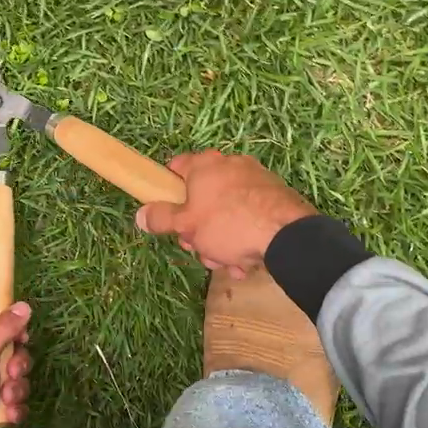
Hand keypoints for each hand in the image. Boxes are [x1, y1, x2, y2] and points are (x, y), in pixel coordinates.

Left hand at [0, 301, 33, 427]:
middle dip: (16, 366)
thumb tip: (24, 305)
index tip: (22, 338)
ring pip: (14, 378)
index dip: (10, 331)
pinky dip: (14, 408)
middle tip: (12, 374)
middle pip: (9, 353)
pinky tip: (9, 415)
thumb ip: (4, 330)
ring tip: (7, 399)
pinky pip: (14, 401)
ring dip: (16, 389)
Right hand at [135, 150, 317, 275]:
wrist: (287, 235)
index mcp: (204, 164)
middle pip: (201, 196)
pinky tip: (245, 261)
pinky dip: (243, 236)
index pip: (175, 167)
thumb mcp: (186, 225)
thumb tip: (141, 214)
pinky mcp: (275, 196)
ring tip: (227, 262)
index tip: (168, 213)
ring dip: (220, 240)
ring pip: (225, 211)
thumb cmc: (228, 224)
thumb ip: (160, 218)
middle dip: (197, 228)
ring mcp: (255, 179)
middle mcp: (229, 164)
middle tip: (198, 248)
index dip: (167, 191)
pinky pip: (248, 216)